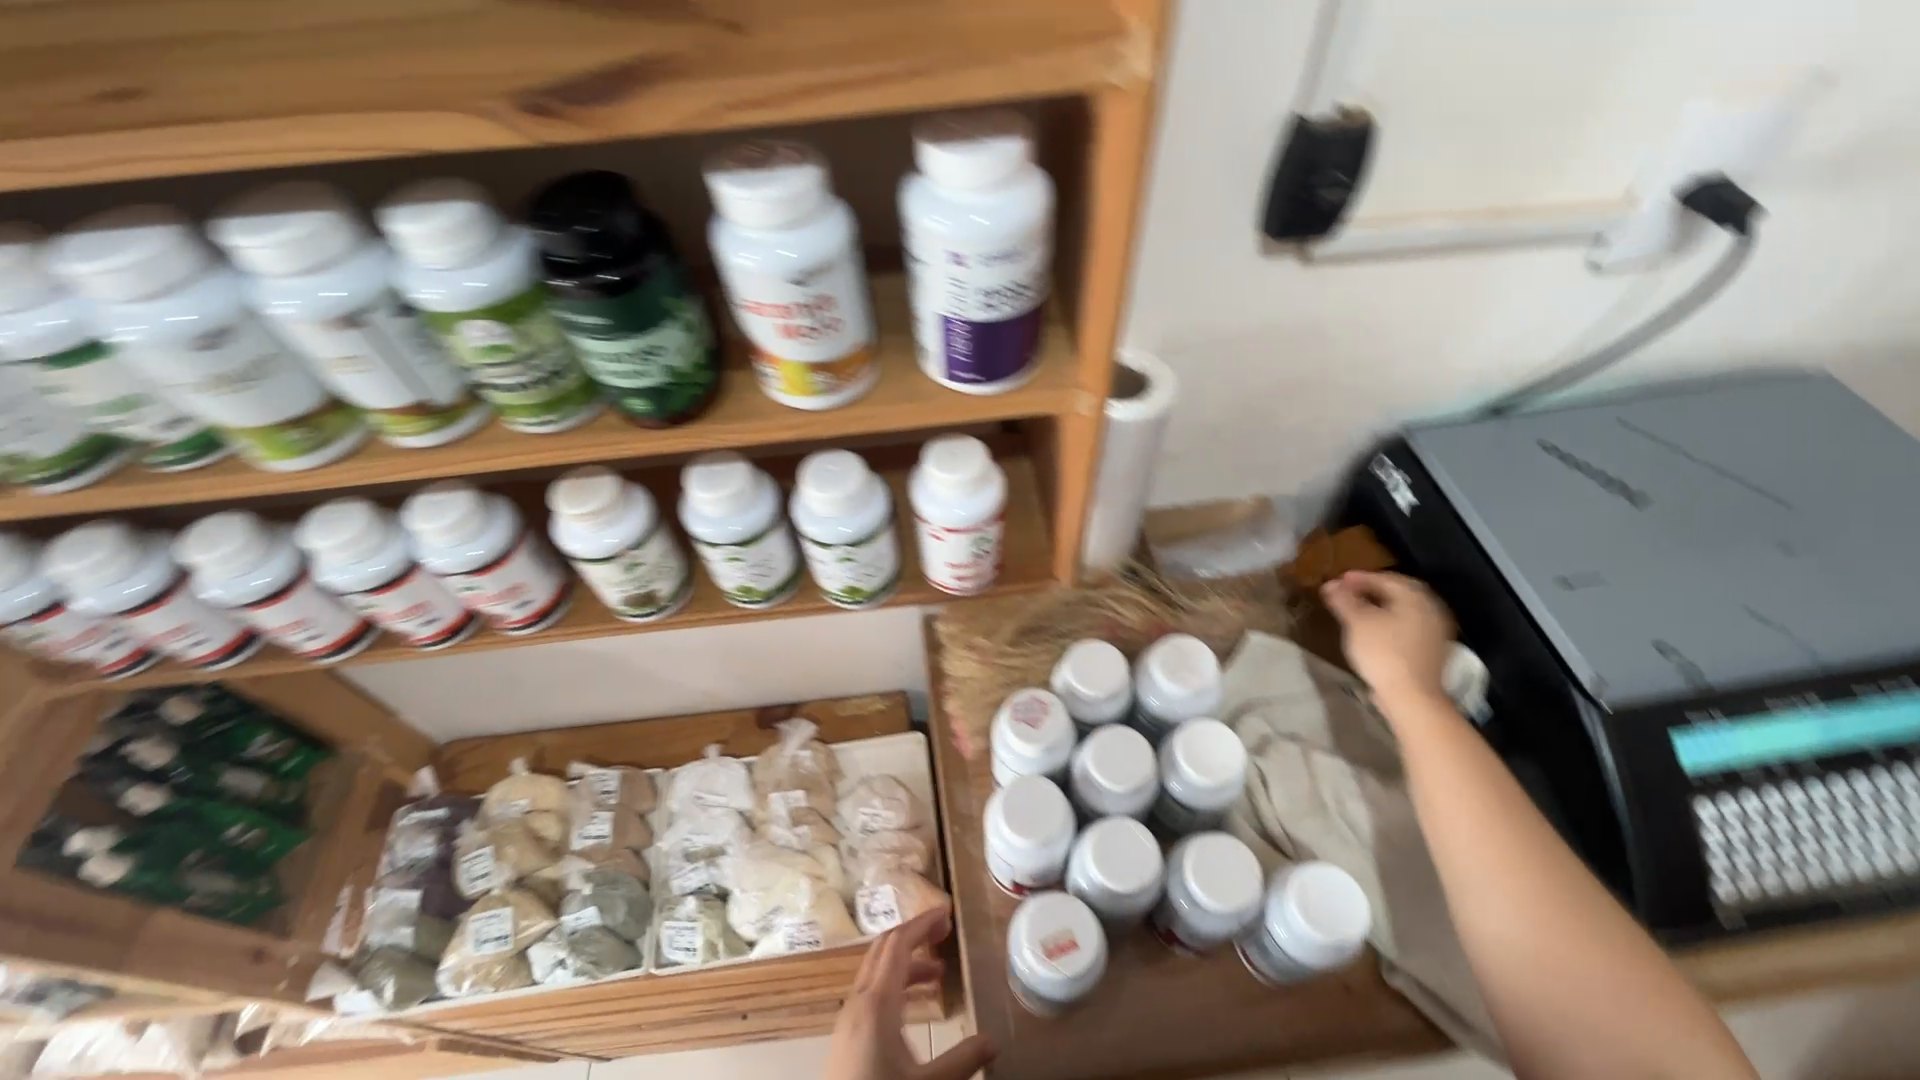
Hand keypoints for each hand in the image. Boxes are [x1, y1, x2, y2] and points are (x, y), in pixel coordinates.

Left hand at [825, 905, 996, 1079]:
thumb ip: (962, 1061)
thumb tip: (994, 1041)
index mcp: (876, 1004)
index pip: (899, 944)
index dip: (923, 923)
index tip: (948, 912)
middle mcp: (858, 1002)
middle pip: (884, 950)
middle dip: (915, 934)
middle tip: (946, 930)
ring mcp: (848, 1019)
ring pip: (877, 972)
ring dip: (907, 962)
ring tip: (939, 972)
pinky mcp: (846, 1036)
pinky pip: (872, 992)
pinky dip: (896, 984)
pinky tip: (916, 1003)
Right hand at [1320, 570, 1455, 706]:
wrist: (1411, 696)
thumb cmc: (1383, 653)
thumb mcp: (1357, 623)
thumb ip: (1344, 600)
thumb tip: (1330, 584)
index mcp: (1416, 597)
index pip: (1386, 579)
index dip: (1360, 578)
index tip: (1338, 581)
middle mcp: (1431, 609)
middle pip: (1399, 592)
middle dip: (1373, 590)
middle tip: (1349, 593)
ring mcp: (1436, 631)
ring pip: (1405, 610)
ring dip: (1382, 606)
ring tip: (1359, 611)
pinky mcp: (1433, 649)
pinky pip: (1409, 625)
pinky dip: (1392, 622)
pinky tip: (1376, 631)